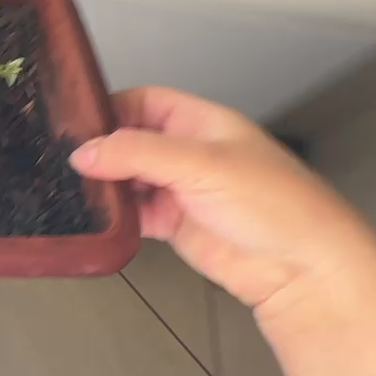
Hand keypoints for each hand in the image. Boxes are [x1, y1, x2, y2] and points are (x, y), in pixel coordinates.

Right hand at [70, 86, 375, 317]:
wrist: (304, 275)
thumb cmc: (276, 207)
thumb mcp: (202, 164)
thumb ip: (136, 153)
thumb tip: (83, 152)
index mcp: (201, 123)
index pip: (144, 101)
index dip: (111, 108)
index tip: (78, 124)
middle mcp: (187, 152)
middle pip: (128, 139)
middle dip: (101, 149)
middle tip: (70, 159)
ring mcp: (179, 188)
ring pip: (125, 176)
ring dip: (105, 183)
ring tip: (79, 187)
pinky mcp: (172, 222)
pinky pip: (131, 210)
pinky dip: (114, 212)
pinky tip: (99, 214)